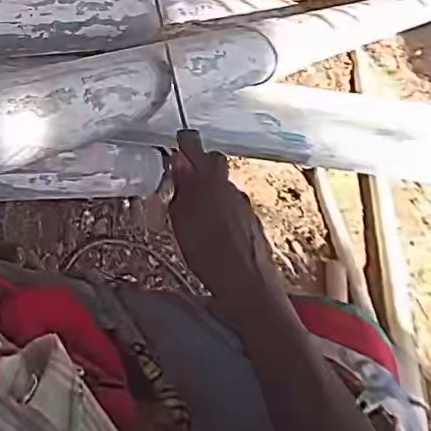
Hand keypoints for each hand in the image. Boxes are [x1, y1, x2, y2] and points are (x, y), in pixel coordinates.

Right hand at [167, 134, 282, 307]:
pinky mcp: (253, 222)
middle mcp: (230, 186)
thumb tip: (179, 161)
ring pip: (225, 185)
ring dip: (212, 190)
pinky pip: (234, 205)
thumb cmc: (209, 253)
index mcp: (209, 180)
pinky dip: (223, 210)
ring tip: (197, 212)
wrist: (249, 287)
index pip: (194, 146)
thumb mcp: (182, 220)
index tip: (177, 144)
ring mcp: (245, 204)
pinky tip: (215, 230)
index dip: (184, 143)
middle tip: (185, 179)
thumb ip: (180, 187)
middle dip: (201, 164)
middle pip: (215, 162)